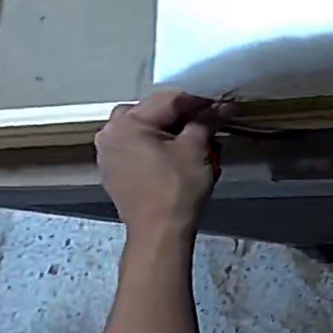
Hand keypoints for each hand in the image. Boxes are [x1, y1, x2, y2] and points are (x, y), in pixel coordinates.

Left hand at [95, 90, 233, 236]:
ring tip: (190, 142)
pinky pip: (135, 148)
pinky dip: (154, 146)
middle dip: (180, 115)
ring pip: (142, 129)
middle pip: (151, 112)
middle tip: (205, 124)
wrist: (160, 232)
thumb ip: (207, 121)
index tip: (222, 106)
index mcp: (127, 123)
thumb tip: (225, 105)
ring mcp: (107, 154)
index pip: (168, 100)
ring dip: (166, 131)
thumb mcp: (196, 150)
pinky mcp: (113, 171)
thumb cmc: (178, 188)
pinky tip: (172, 158)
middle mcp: (109, 133)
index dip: (198, 101)